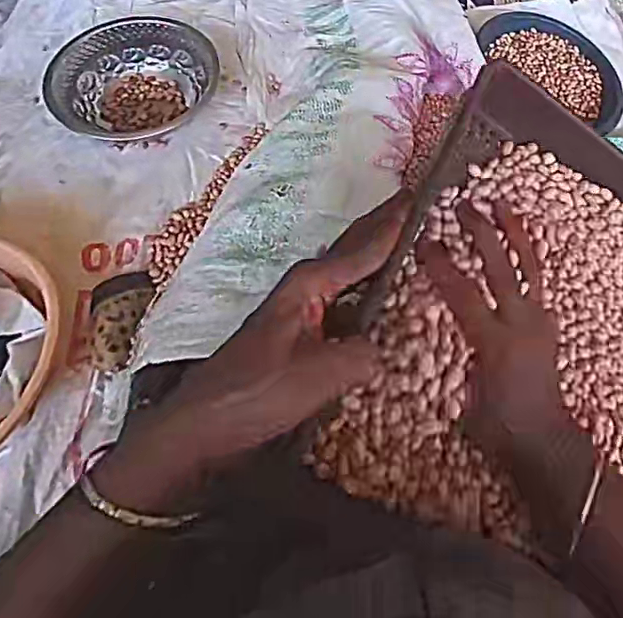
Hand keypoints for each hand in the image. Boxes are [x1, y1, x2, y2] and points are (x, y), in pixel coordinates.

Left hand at [95, 189, 410, 505]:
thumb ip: (361, 356)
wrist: (201, 426)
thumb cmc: (254, 394)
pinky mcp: (303, 328)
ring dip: (377, 248)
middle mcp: (306, 284)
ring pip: (350, 268)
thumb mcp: (315, 378)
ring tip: (409, 233)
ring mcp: (303, 305)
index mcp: (310, 283)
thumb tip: (386, 348)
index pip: (364, 248)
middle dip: (385, 221)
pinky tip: (384, 291)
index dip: (395, 224)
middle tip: (418, 199)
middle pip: (355, 244)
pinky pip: (346, 294)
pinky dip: (368, 282)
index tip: (421, 196)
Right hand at [420, 203, 575, 463]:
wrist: (546, 440)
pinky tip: (516, 238)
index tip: (424, 242)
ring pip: (526, 263)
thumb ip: (455, 354)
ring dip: (511, 230)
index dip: (442, 266)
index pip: (463, 293)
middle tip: (462, 206)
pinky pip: (535, 278)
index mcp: (495, 343)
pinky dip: (525, 253)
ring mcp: (539, 317)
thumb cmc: (498, 427)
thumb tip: (440, 325)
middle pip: (499, 266)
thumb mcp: (465, 396)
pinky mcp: (547, 319)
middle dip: (479, 232)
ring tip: (498, 203)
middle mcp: (522, 322)